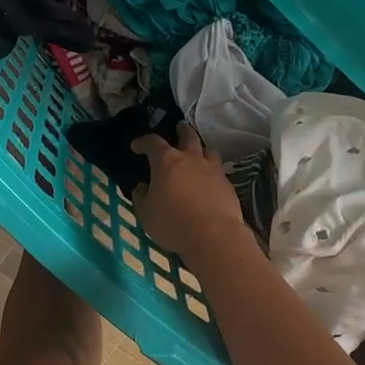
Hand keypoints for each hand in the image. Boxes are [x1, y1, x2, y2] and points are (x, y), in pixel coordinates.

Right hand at [131, 124, 250, 261]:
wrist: (214, 235)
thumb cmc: (173, 222)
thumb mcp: (146, 213)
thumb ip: (141, 197)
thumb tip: (142, 187)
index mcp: (166, 161)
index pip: (152, 142)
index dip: (143, 142)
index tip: (137, 146)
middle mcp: (191, 158)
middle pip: (188, 136)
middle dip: (181, 131)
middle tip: (179, 128)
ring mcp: (212, 169)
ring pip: (207, 150)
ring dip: (200, 149)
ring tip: (197, 154)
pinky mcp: (227, 184)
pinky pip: (218, 170)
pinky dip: (212, 171)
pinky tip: (209, 180)